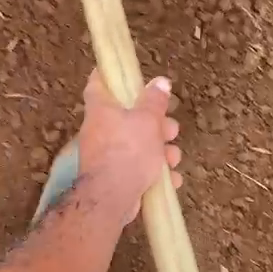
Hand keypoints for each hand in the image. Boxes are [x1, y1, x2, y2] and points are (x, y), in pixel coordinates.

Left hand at [75, 70, 182, 221]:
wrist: (112, 198)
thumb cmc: (128, 151)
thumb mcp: (148, 120)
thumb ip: (155, 101)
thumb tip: (160, 82)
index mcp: (102, 109)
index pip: (99, 82)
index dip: (112, 74)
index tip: (127, 73)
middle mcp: (100, 131)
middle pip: (129, 118)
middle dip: (156, 123)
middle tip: (172, 128)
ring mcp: (107, 157)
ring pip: (138, 146)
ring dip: (161, 151)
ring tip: (174, 158)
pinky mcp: (115, 179)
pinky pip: (138, 170)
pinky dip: (155, 174)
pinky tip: (171, 180)